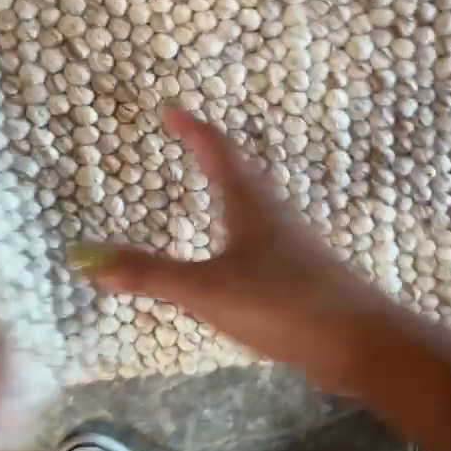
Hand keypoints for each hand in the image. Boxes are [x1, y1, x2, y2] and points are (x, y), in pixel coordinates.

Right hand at [68, 105, 399, 393]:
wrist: (359, 341)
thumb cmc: (281, 304)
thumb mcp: (206, 289)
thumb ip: (150, 275)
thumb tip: (91, 262)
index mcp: (249, 203)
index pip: (217, 150)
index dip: (191, 128)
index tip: (169, 109)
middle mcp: (273, 214)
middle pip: (240, 170)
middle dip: (210, 152)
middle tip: (185, 140)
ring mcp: (291, 243)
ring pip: (255, 203)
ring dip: (230, 187)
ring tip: (209, 187)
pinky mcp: (301, 274)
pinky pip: (262, 236)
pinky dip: (239, 227)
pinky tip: (237, 253)